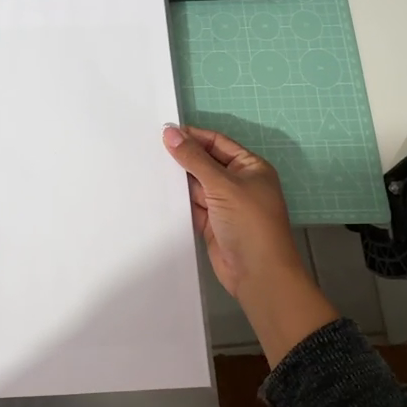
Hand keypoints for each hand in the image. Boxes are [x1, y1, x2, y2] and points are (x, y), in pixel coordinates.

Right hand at [164, 125, 336, 365]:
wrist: (258, 275)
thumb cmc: (249, 223)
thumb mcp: (222, 185)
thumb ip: (194, 158)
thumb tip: (169, 131)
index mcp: (250, 167)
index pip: (217, 142)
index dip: (192, 136)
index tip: (163, 131)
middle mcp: (238, 182)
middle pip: (205, 161)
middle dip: (182, 156)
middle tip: (150, 146)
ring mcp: (224, 203)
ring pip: (196, 183)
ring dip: (177, 178)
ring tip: (148, 165)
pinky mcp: (211, 222)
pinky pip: (191, 204)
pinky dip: (177, 198)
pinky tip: (156, 189)